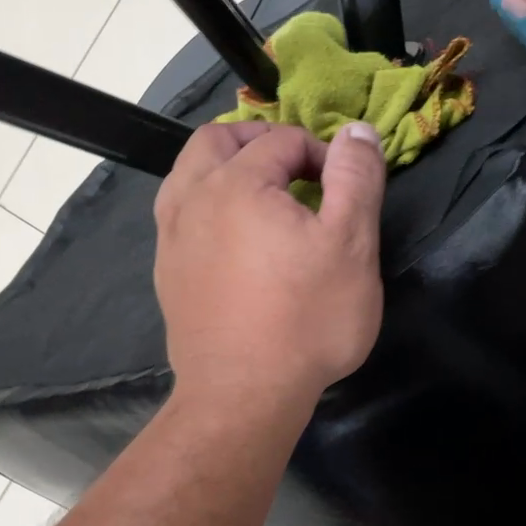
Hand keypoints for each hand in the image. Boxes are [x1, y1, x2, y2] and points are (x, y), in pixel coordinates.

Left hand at [153, 121, 385, 410]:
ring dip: (228, 170)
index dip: (322, 153)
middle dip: (262, 144)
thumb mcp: (352, 245)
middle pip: (218, 140)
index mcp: (238, 182)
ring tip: (267, 200)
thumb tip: (358, 132)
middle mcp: (192, 197)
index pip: (281, 140)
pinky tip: (240, 242)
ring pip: (190, 174)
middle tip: (301, 174)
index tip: (346, 190)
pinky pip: (182, 215)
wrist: (245, 393)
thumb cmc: (308, 318)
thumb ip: (356, 179)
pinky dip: (210, 207)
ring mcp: (171, 237)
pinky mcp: (167, 272)